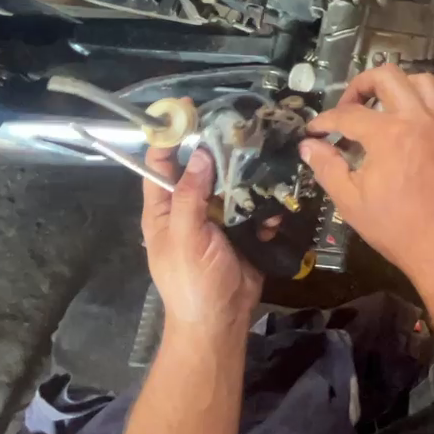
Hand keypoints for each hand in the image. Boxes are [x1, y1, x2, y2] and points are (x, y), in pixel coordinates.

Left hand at [141, 146, 262, 343]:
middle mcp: (189, 208)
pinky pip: (253, 206)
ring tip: (265, 160)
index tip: (187, 112)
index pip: (159, 165)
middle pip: (201, 168)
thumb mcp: (185, 238)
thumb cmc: (192, 283)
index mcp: (164, 211)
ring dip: (247, 176)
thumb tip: (200, 153)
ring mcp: (217, 218)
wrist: (222, 321)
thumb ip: (190, 196)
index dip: (170, 138)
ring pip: (231, 183)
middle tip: (241, 128)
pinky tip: (273, 209)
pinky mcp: (242, 228)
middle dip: (219, 150)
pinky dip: (264, 205)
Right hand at [303, 65, 433, 297]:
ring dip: (400, 86)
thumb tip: (309, 145)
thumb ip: (327, 167)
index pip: (348, 114)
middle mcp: (417, 118)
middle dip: (361, 84)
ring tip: (384, 105)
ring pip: (423, 80)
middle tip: (349, 106)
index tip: (314, 130)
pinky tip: (419, 116)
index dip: (325, 121)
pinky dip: (433, 101)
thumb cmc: (396, 228)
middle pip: (387, 76)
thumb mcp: (350, 202)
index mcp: (387, 134)